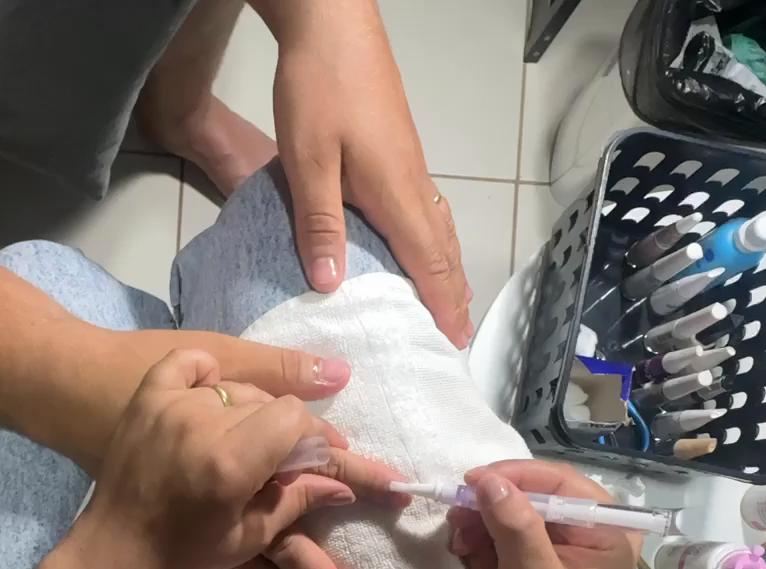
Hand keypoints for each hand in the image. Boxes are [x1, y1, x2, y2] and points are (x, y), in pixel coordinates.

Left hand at [69, 349, 394, 568]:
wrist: (115, 550)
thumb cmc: (185, 554)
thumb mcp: (248, 538)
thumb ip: (296, 501)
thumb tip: (342, 482)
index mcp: (230, 462)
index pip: (293, 419)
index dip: (314, 434)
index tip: (318, 453)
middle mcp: (202, 424)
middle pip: (267, 401)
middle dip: (284, 427)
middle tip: (284, 454)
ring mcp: (169, 406)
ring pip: (233, 385)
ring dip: (249, 409)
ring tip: (248, 436)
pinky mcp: (146, 399)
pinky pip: (186, 363)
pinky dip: (204, 370)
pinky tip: (212, 393)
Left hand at [256, 0, 473, 346]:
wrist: (332, 22)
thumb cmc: (319, 88)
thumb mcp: (307, 160)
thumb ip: (320, 222)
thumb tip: (330, 284)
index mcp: (396, 192)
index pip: (429, 261)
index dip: (442, 303)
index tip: (452, 340)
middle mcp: (414, 184)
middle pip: (444, 249)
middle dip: (453, 293)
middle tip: (458, 333)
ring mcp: (411, 167)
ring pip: (441, 229)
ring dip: (448, 269)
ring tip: (450, 301)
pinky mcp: (401, 153)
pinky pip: (429, 211)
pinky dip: (435, 243)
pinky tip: (424, 249)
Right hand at [448, 461, 638, 568]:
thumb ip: (516, 530)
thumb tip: (488, 481)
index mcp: (607, 528)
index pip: (559, 482)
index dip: (514, 476)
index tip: (471, 482)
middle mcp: (587, 526)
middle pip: (532, 492)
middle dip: (490, 503)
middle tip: (456, 515)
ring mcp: (559, 540)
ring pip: (511, 508)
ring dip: (479, 520)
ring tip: (458, 542)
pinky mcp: (534, 554)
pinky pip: (502, 530)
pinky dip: (479, 537)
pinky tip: (465, 551)